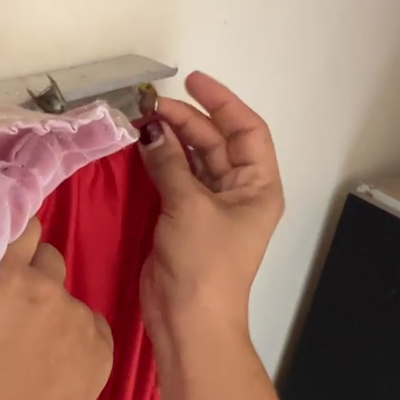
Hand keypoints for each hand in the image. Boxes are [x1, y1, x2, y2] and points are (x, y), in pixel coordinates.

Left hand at [0, 219, 113, 399]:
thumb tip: (28, 377)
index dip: (52, 319)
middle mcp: (74, 313)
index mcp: (97, 358)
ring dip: (7, 254)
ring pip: (30, 244)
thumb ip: (52, 387)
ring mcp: (37, 285)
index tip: (24, 330)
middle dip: (30, 283)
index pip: (85, 319)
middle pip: (57, 275)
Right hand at [138, 72, 284, 355]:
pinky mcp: (183, 219)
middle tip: (151, 106)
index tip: (192, 81)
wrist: (188, 318)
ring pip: (192, 160)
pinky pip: (173, 179)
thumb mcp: (190, 206)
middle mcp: (238, 191)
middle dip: (187, 121)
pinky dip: (158, 163)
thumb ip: (169, 163)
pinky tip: (140, 148)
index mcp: (258, 186)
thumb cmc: (204, 263)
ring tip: (142, 121)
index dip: (222, 102)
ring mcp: (209, 206)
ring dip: (170, 140)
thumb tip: (150, 128)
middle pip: (216, 142)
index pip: (246, 130)